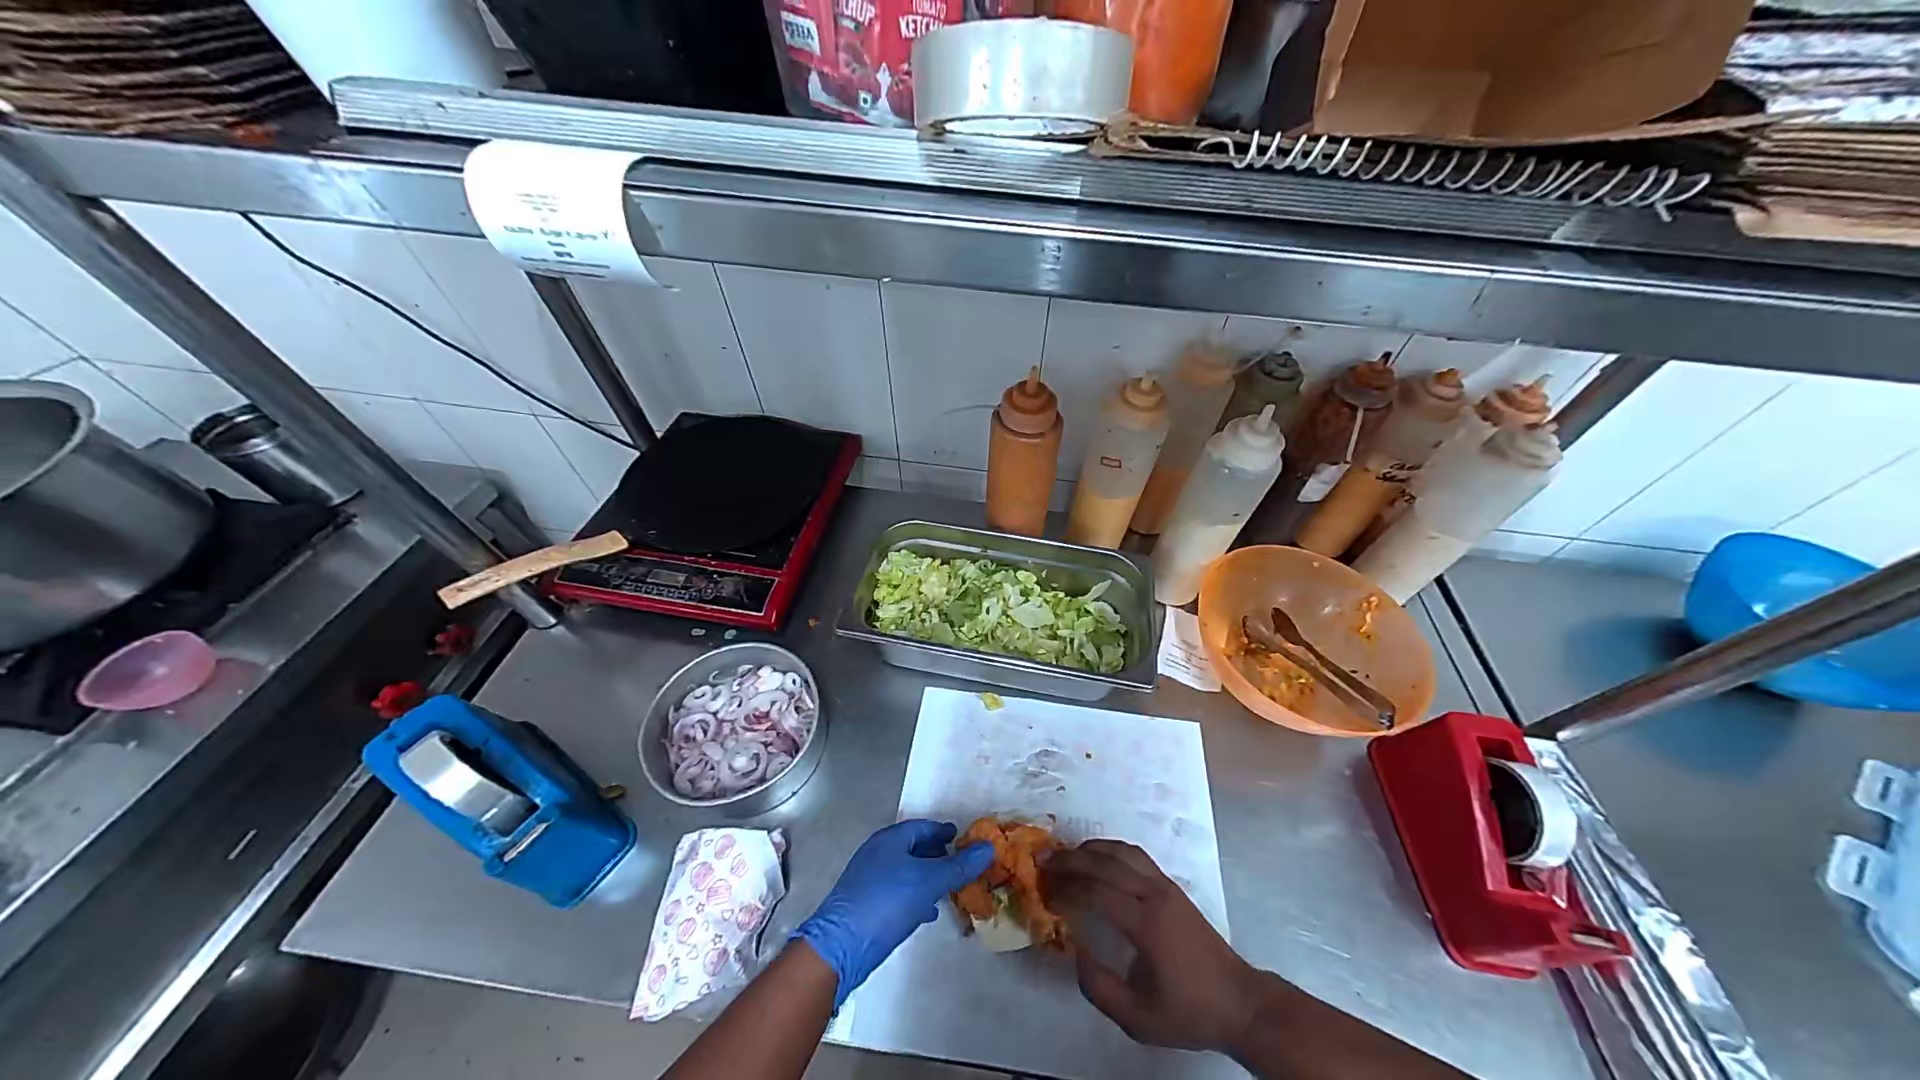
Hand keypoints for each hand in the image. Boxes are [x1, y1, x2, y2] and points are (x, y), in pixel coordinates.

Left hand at [794, 819, 993, 1007]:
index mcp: (889, 839)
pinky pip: (897, 890)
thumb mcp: (929, 881)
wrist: (842, 944)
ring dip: (926, 876)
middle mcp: (877, 853)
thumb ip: (959, 866)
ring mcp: (868, 879)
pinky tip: (927, 910)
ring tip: (948, 887)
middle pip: (912, 847)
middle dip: (936, 854)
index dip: (942, 831)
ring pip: (905, 870)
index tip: (961, 837)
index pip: (921, 827)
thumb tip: (988, 848)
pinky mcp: (865, 903)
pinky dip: (914, 894)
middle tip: (959, 862)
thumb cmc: (888, 901)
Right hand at [1043, 840, 1260, 1052]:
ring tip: (1064, 856)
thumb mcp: (1137, 1018)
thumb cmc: (1188, 1012)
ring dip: (1089, 850)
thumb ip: (1098, 987)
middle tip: (1043, 862)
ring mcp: (1166, 887)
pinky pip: (1135, 856)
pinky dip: (1109, 850)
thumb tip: (1074, 951)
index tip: (1045, 895)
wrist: (1239, 1003)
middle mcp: (1155, 896)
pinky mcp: (1171, 887)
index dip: (1066, 891)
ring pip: (1121, 851)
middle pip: (1106, 864)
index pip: (1097, 893)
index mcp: (1147, 925)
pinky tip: (1095, 859)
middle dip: (1070, 861)